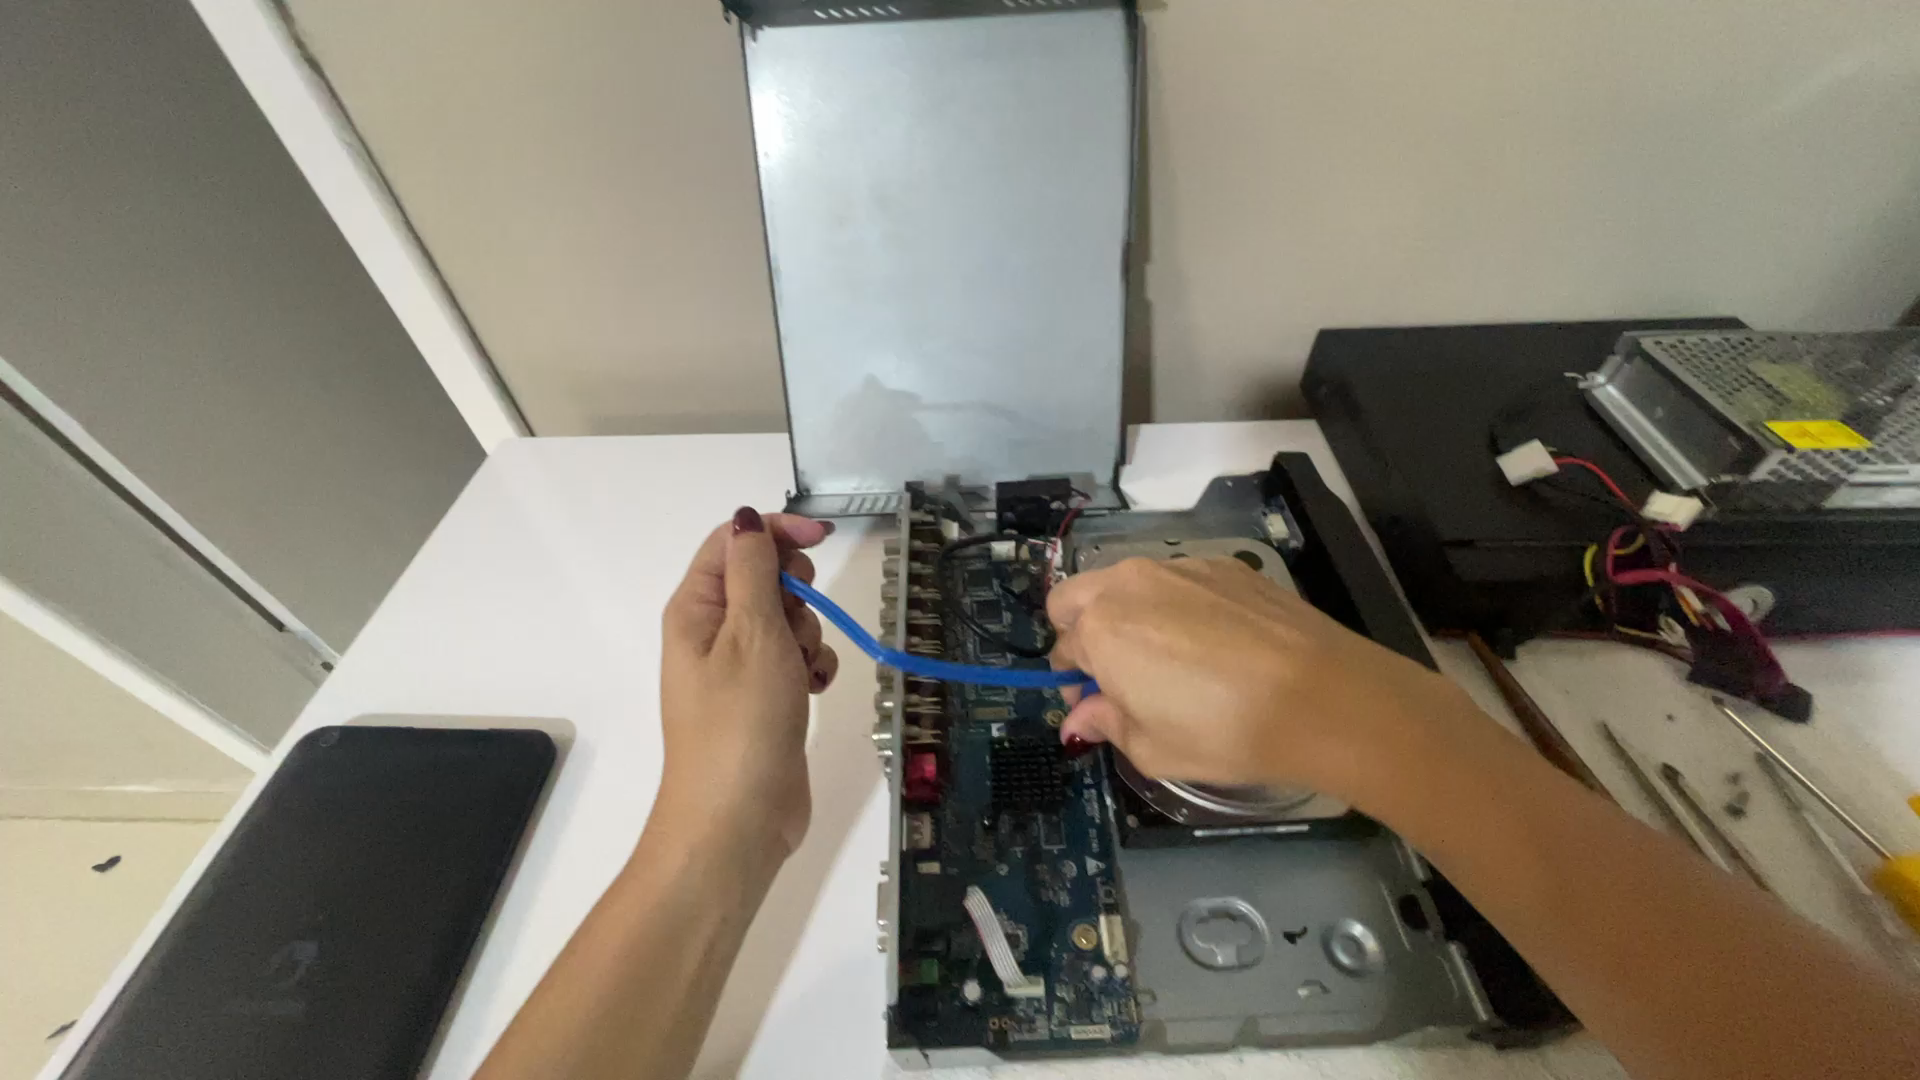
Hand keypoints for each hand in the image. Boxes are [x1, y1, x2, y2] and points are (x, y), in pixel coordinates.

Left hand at [656, 507, 837, 861]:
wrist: (737, 820)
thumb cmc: (742, 720)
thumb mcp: (751, 633)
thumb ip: (753, 569)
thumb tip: (746, 518)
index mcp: (696, 608)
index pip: (733, 541)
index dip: (777, 530)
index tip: (823, 537)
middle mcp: (712, 631)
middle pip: (762, 577)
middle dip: (795, 590)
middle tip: (797, 617)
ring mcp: (739, 666)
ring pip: (786, 618)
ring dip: (807, 634)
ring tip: (801, 669)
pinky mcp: (765, 695)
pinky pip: (795, 657)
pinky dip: (811, 665)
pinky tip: (813, 688)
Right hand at [1046, 555, 1485, 806]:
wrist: (1322, 696)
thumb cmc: (1223, 731)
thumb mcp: (1152, 748)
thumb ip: (1105, 724)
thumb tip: (1077, 718)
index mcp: (1099, 628)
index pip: (1062, 649)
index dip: (1073, 682)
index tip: (1096, 705)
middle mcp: (1128, 584)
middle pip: (1075, 596)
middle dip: (1080, 630)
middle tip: (1115, 670)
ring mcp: (1177, 566)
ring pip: (1126, 582)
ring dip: (1127, 612)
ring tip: (1169, 654)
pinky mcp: (1221, 564)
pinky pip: (1176, 579)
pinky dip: (1175, 604)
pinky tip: (1214, 641)